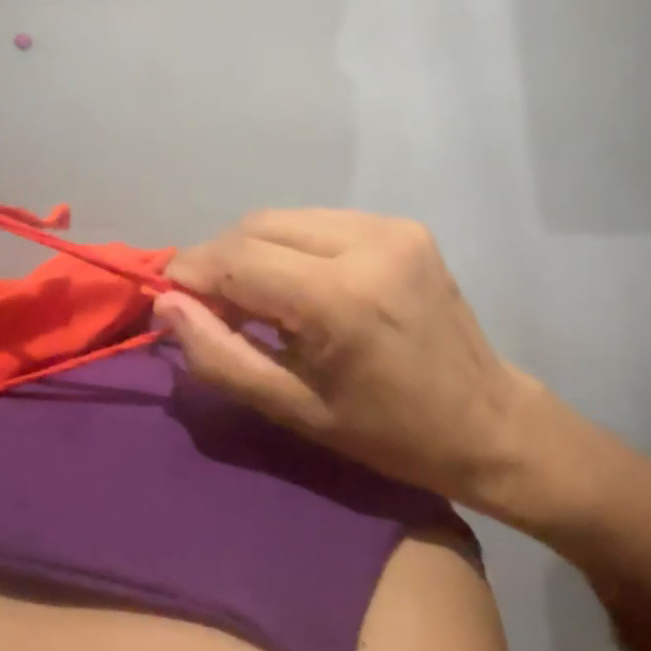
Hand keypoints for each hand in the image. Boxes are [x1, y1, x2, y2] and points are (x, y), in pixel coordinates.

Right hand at [156, 209, 536, 507]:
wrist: (484, 420)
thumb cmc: (387, 432)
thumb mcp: (293, 409)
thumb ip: (220, 356)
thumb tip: (166, 305)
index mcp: (339, 297)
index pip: (237, 257)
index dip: (192, 274)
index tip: (170, 301)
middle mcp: (366, 243)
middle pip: (257, 226)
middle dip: (220, 260)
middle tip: (211, 307)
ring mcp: (391, 227)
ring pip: (287, 218)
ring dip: (255, 251)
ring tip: (252, 299)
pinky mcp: (405, 226)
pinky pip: (323, 223)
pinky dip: (293, 247)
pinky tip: (297, 287)